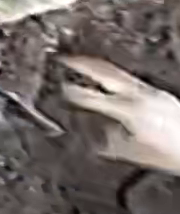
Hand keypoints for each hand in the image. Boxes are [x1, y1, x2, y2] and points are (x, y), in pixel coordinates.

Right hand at [61, 56, 179, 173]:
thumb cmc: (174, 156)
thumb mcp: (131, 152)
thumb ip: (102, 136)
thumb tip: (80, 126)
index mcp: (127, 109)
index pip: (79, 93)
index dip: (59, 89)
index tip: (46, 86)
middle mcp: (140, 96)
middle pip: (99, 69)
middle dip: (73, 61)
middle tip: (53, 57)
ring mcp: (155, 94)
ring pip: (115, 70)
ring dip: (92, 65)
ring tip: (74, 62)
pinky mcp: (165, 96)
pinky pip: (129, 79)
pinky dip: (111, 75)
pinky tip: (104, 80)